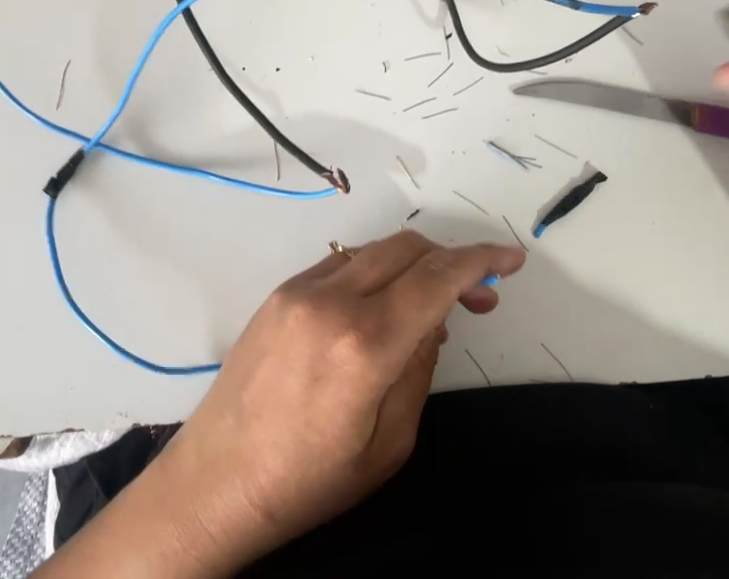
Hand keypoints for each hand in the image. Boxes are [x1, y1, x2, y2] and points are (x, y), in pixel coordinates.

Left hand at [44, 232, 523, 577]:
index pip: (437, 277)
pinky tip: (381, 305)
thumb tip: (433, 320)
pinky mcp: (278, 294)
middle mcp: (331, 300)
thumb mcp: (388, 443)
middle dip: (451, 259)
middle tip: (479, 296)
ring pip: (373, 249)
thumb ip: (419, 369)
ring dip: (413, 264)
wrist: (217, 480)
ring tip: (430, 305)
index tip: (512, 261)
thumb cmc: (309, 480)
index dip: (482, 261)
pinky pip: (340, 263)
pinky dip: (374, 271)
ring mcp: (299, 291)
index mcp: (365, 343)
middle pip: (408, 248)